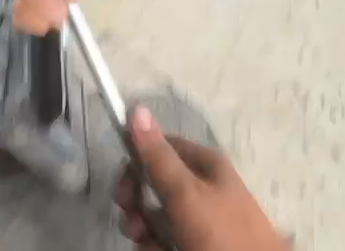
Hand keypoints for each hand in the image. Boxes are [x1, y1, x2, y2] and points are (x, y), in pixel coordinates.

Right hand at [116, 107, 287, 250]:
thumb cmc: (221, 236)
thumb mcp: (186, 194)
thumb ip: (158, 156)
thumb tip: (137, 109)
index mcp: (205, 165)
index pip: (160, 148)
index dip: (137, 164)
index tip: (123, 190)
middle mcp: (204, 187)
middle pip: (156, 185)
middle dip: (139, 205)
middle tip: (135, 225)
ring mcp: (204, 220)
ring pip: (160, 218)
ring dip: (148, 233)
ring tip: (154, 248)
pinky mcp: (201, 244)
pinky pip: (169, 240)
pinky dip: (160, 248)